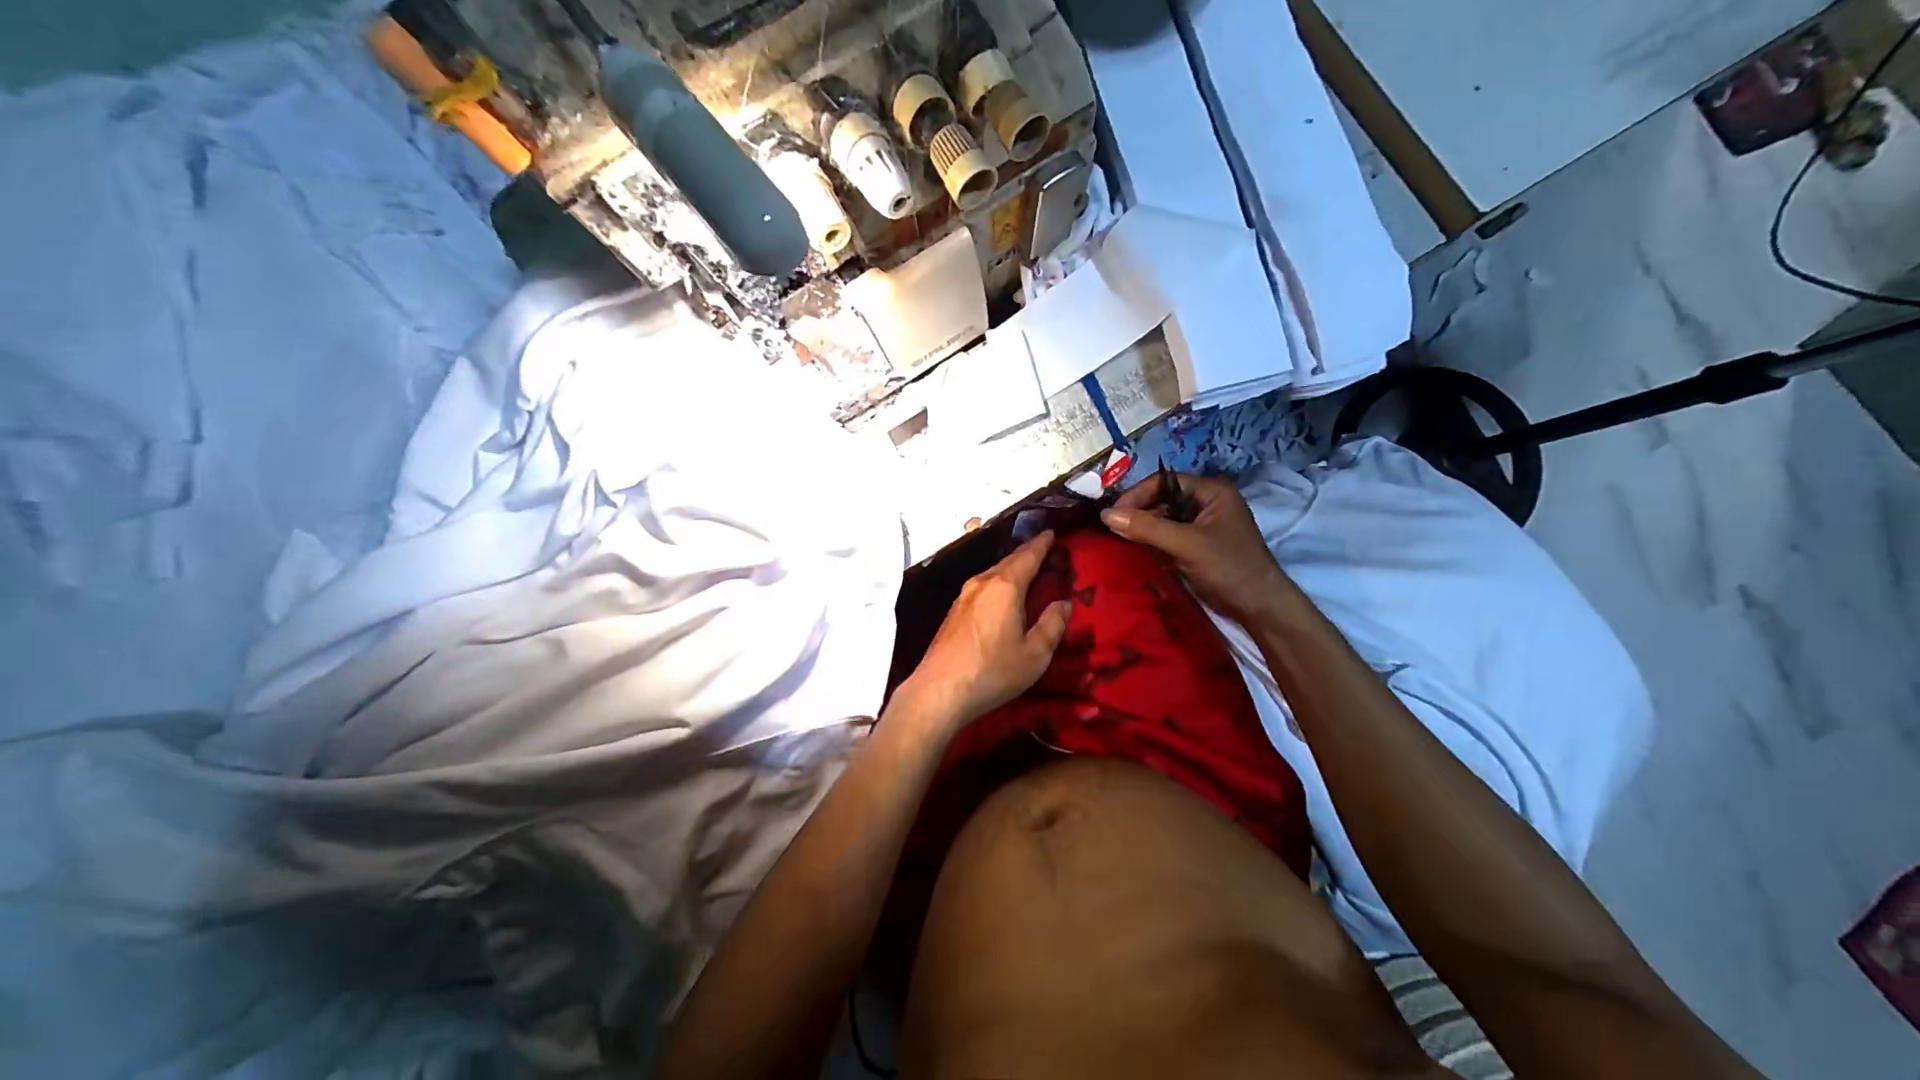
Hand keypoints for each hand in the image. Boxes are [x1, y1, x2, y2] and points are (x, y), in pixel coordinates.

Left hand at [896, 531, 1072, 731]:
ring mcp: (963, 596)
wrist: (939, 691)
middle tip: (1044, 550)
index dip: (1042, 544)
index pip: (1028, 556)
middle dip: (1027, 554)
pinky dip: (997, 583)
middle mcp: (982, 583)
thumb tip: (1063, 603)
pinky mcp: (953, 612)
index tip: (1052, 533)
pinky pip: (982, 587)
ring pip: (993, 573)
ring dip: (1010, 568)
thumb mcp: (1034, 655)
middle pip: (1008, 561)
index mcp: (1005, 587)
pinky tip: (1001, 594)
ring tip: (1026, 570)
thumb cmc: (992, 672)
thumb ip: (1052, 625)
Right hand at [1101, 473, 1295, 623]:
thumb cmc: (1229, 567)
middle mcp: (1207, 502)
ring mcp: (1203, 524)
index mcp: (1211, 490)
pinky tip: (1148, 555)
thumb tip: (1106, 514)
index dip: (1137, 495)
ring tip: (1130, 543)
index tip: (1113, 514)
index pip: (1164, 482)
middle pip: (1162, 499)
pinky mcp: (1198, 544)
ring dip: (1146, 531)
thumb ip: (1147, 528)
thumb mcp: (1187, 545)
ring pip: (1163, 519)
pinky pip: (1169, 536)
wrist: (1259, 607)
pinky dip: (1155, 544)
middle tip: (1117, 531)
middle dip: (1140, 514)